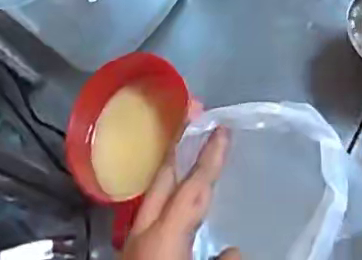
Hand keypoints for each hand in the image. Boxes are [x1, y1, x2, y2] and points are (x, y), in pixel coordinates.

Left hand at [123, 129, 238, 259]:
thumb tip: (233, 250)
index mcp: (161, 236)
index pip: (191, 187)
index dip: (210, 157)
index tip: (222, 128)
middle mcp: (141, 233)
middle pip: (163, 178)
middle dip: (179, 146)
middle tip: (194, 116)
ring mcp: (130, 246)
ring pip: (153, 198)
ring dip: (172, 173)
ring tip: (189, 155)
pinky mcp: (129, 257)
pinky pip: (149, 219)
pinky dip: (165, 202)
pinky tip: (176, 208)